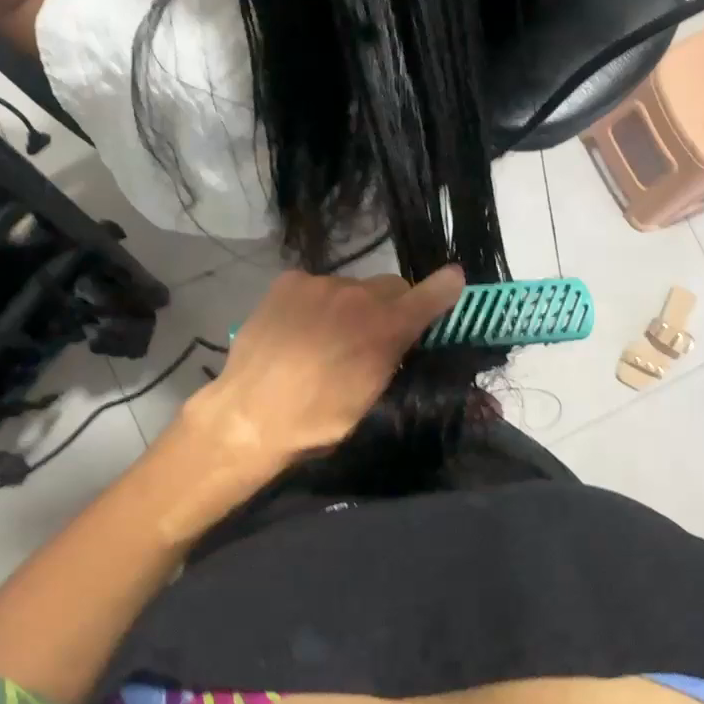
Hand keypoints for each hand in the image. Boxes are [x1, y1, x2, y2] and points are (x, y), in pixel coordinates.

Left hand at [182, 266, 466, 473]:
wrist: (250, 414)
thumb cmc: (317, 421)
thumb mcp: (370, 399)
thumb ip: (392, 360)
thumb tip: (403, 344)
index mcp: (386, 329)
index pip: (431, 294)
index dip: (445, 289)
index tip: (454, 283)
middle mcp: (358, 296)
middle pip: (391, 287)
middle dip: (391, 307)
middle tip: (373, 336)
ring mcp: (321, 284)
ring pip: (352, 287)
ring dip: (351, 306)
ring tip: (326, 338)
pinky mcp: (289, 282)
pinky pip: (317, 285)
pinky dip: (317, 302)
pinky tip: (300, 329)